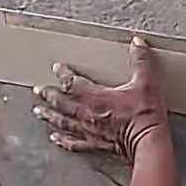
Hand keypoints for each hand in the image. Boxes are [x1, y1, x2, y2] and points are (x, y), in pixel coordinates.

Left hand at [33, 36, 170, 163]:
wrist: (147, 141)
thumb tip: (137, 41)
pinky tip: (55, 138)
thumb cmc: (145, 113)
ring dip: (49, 115)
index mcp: (95, 96)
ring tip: (38, 111)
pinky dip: (62, 140)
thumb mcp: (146, 81)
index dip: (63, 73)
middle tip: (38, 90)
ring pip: (62, 121)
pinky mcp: (95, 144)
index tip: (56, 67)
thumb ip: (140, 60)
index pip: (72, 82)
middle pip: (61, 102)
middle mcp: (86, 113)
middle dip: (49, 95)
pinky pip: (73, 143)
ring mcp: (89, 130)